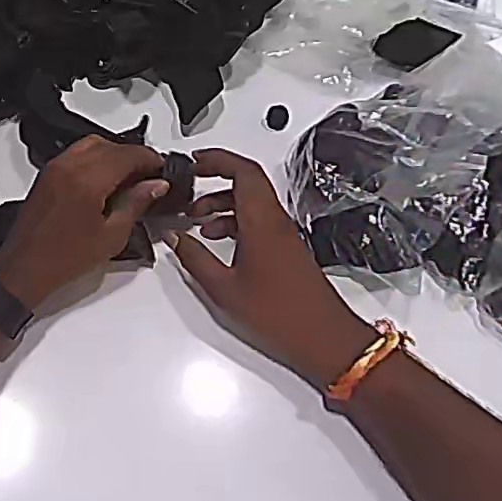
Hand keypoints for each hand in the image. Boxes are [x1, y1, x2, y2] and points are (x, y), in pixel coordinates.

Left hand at [0, 136, 168, 307]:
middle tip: (149, 177)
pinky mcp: (47, 174)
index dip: (150, 160)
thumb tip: (155, 185)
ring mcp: (54, 168)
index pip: (127, 154)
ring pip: (92, 145)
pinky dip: (94, 159)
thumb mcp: (112, 235)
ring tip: (128, 180)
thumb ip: (136, 203)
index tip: (161, 171)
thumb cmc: (62, 258)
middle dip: (133, 157)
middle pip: (110, 146)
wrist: (26, 267)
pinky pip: (75, 154)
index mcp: (86, 180)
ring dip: (113, 155)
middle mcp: (68, 167)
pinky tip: (105, 182)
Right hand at [165, 148, 376, 386]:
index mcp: (261, 223)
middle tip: (191, 178)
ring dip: (222, 200)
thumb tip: (175, 237)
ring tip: (196, 216)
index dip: (217, 159)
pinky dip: (233, 219)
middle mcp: (276, 222)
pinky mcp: (286, 248)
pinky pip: (257, 219)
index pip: (243, 171)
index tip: (194, 160)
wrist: (326, 341)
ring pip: (251, 200)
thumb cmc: (281, 316)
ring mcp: (283, 234)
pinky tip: (215, 238)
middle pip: (248, 180)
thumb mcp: (222, 288)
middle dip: (216, 174)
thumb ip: (193, 258)